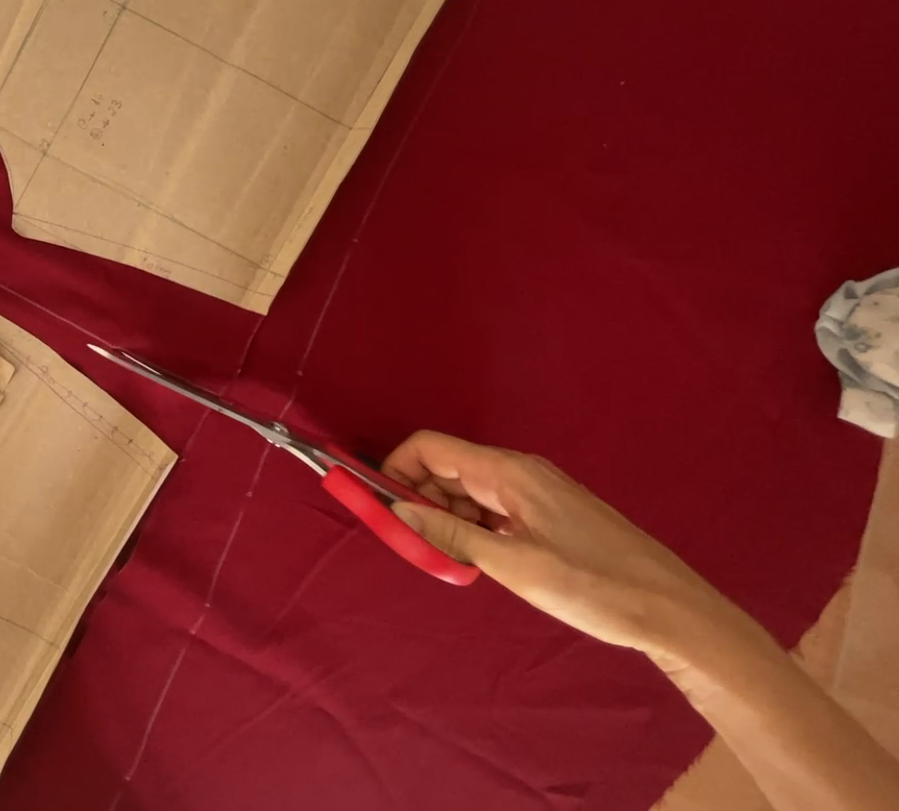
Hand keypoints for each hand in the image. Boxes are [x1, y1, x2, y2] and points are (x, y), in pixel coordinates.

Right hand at [383, 431, 744, 664]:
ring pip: (466, 489)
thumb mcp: (513, 565)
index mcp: (509, 473)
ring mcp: (537, 491)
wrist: (685, 620)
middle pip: (445, 467)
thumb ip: (449, 534)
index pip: (429, 448)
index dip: (396, 470)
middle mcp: (520, 472)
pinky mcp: (549, 512)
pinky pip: (491, 506)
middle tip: (421, 541)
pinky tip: (483, 557)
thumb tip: (395, 511)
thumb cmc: (597, 588)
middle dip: (420, 498)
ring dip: (447, 516)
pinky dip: (473, 525)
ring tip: (455, 557)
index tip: (384, 506)